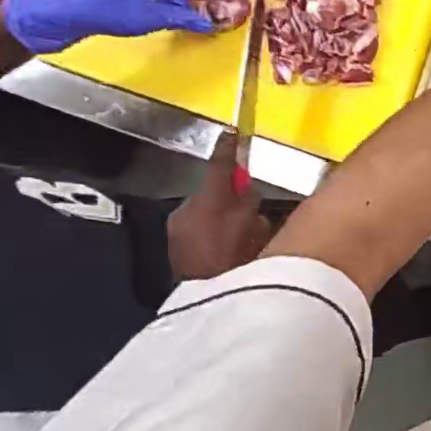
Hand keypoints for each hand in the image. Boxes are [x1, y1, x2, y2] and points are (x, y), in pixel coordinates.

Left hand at [165, 131, 274, 281]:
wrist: (198, 297)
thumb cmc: (233, 267)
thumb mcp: (257, 236)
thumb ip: (252, 208)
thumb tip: (247, 189)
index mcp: (211, 202)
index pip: (221, 166)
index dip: (228, 148)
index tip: (231, 132)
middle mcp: (188, 208)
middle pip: (214, 193)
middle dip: (230, 199)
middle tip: (249, 215)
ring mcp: (177, 227)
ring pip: (205, 213)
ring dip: (220, 220)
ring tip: (236, 242)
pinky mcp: (173, 245)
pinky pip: (197, 230)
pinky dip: (209, 235)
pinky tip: (220, 254)